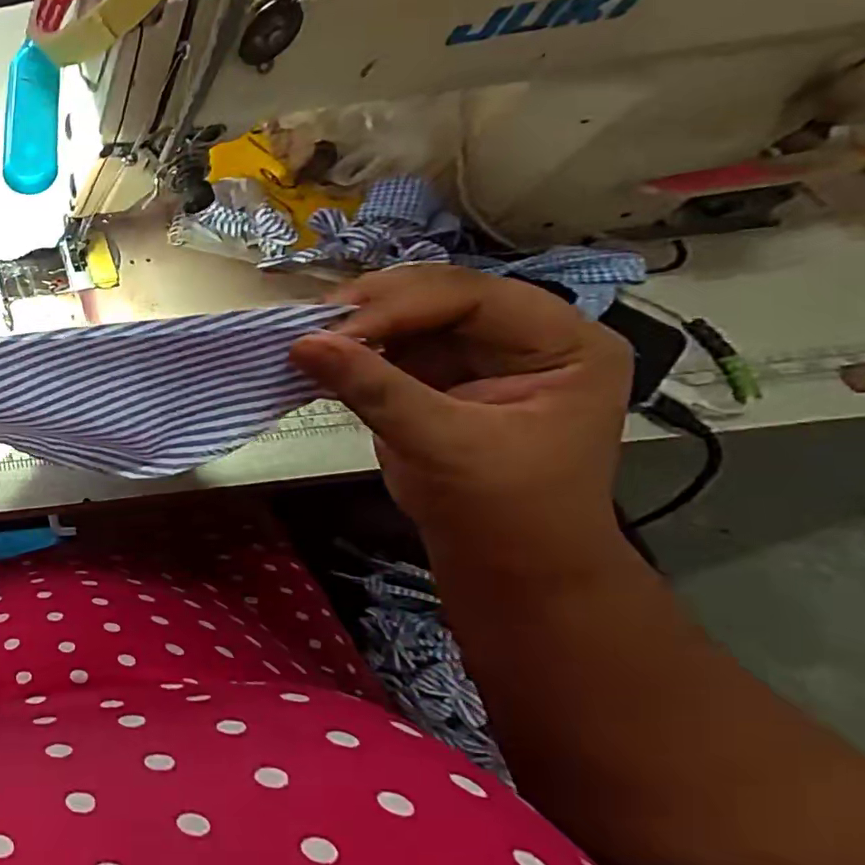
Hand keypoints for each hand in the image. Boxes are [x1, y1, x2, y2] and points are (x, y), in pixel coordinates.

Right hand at [288, 266, 632, 547]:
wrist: (510, 569)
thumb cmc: (501, 512)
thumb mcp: (440, 446)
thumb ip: (372, 388)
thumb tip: (300, 343)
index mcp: (565, 343)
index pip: (473, 296)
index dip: (399, 306)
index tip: (333, 331)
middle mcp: (527, 334)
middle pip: (440, 295)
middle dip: (374, 308)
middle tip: (313, 325)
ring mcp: (483, 352)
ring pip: (411, 314)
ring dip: (359, 324)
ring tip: (310, 338)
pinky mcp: (445, 373)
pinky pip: (395, 344)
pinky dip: (357, 349)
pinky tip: (324, 355)